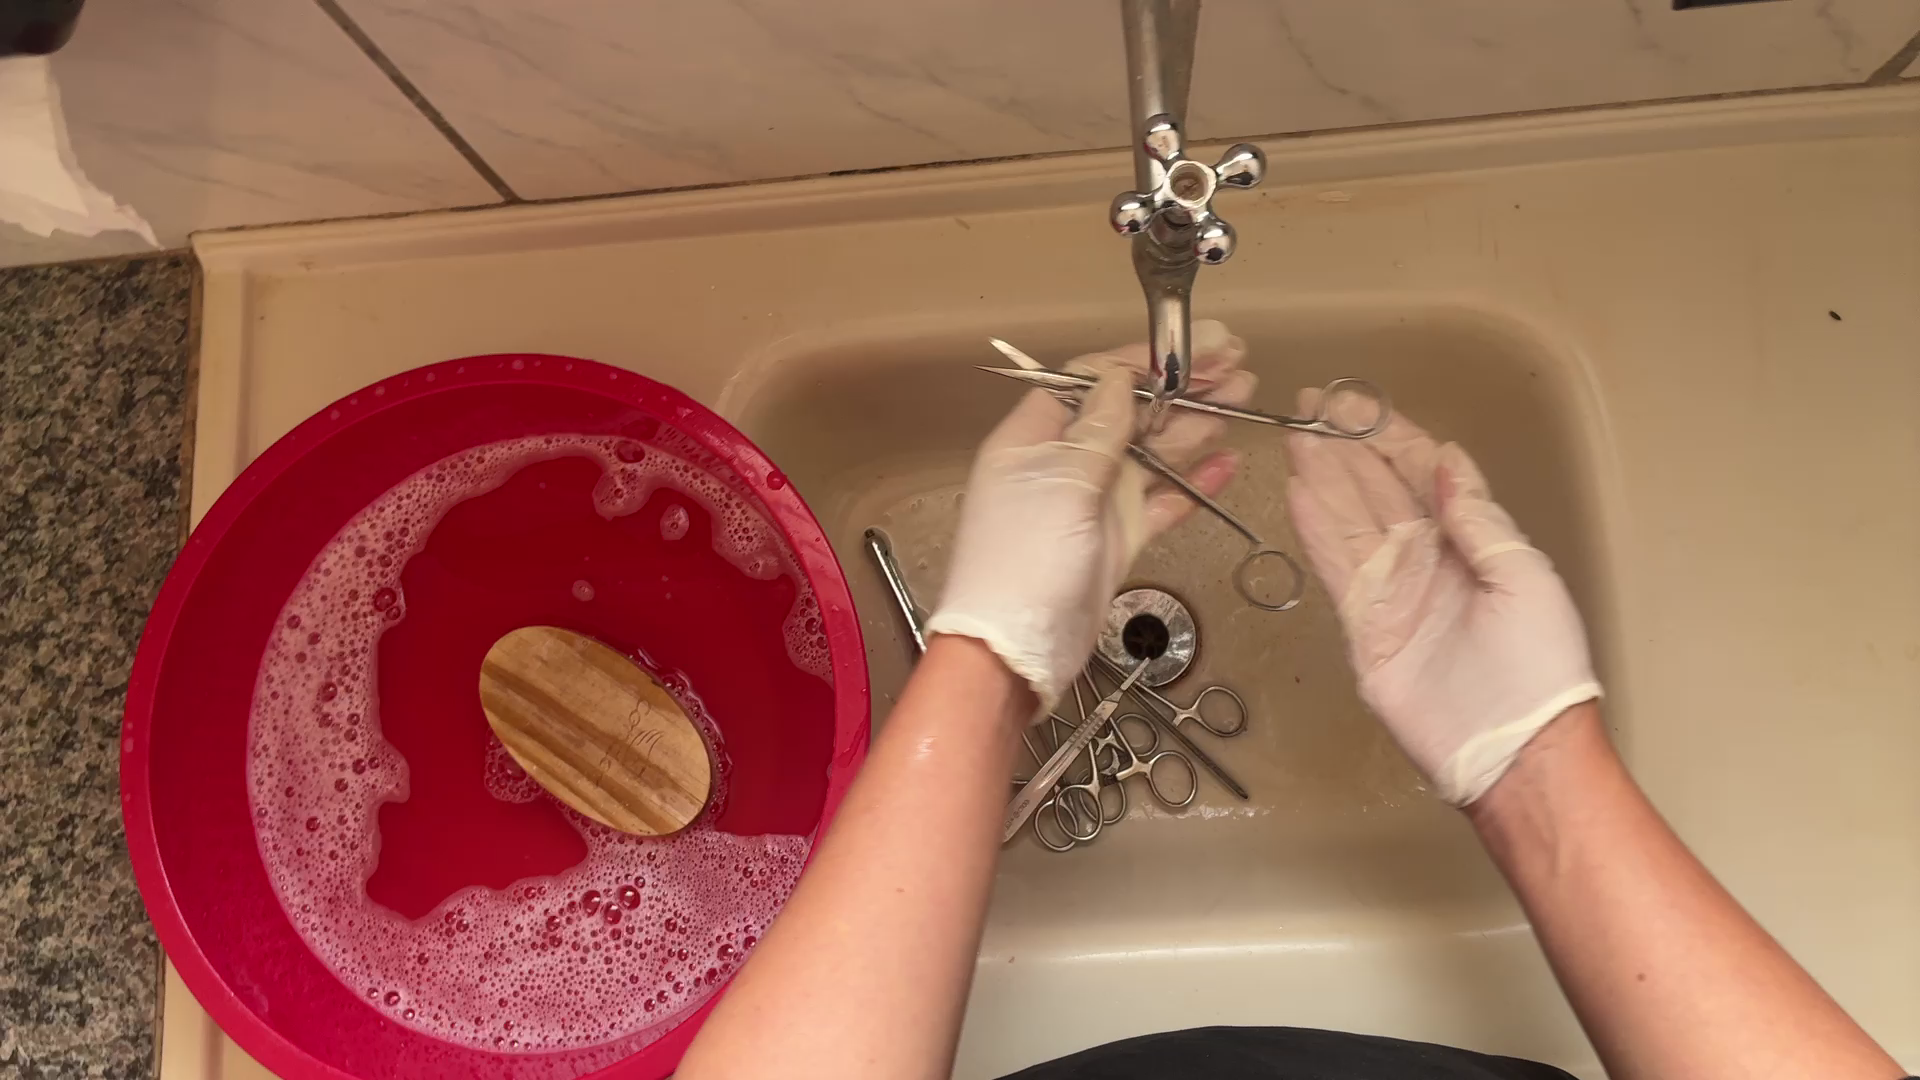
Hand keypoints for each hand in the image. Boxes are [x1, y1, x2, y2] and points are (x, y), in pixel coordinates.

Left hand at [927, 321, 1253, 710]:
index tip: (1194, 346)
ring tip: (1244, 399)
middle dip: (1180, 388)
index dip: (1140, 360)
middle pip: (1128, 413)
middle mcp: (1065, 463)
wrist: (1014, 648)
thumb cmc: (1026, 557)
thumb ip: (1096, 429)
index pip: (1090, 382)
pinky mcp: (1116, 538)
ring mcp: (1093, 502)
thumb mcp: (1060, 482)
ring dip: (1195, 426)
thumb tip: (1119, 376)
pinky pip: (1160, 503)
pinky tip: (1229, 462)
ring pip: (1151, 454)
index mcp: (1036, 439)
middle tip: (1237, 366)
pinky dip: (1193, 485)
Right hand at [1284, 395, 1599, 804]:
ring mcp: (1386, 586)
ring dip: (1321, 477)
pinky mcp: (1359, 619)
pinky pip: (1333, 564)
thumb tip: (1448, 461)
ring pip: (1346, 518)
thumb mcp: (1527, 582)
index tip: (1355, 406)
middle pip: (1373, 489)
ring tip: (1296, 438)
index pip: (1420, 473)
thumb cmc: (1538, 668)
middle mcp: (1422, 556)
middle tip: (1309, 409)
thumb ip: (1481, 521)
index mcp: (1468, 541)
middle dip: (1343, 447)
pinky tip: (1297, 494)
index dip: (1388, 436)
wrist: (1507, 748)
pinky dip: (1313, 528)